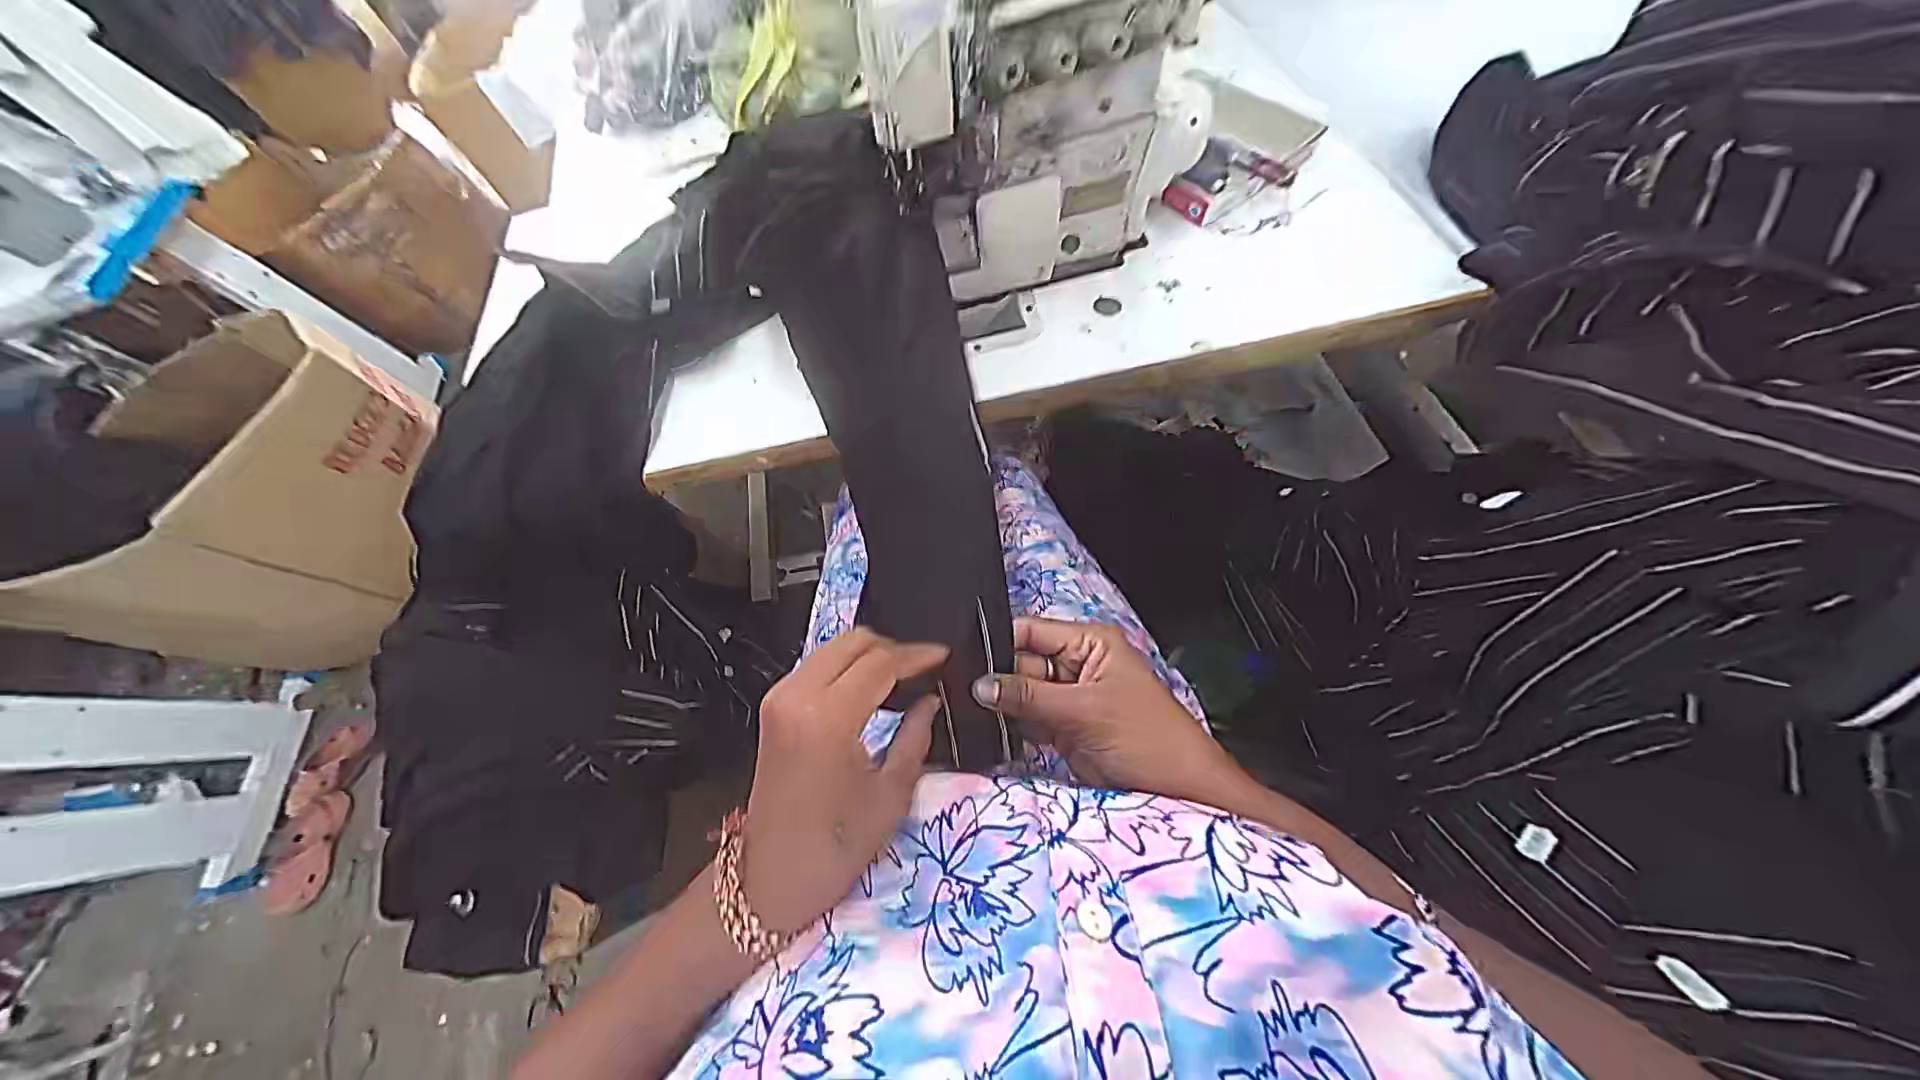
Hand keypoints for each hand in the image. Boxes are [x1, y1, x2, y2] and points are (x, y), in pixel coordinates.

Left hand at [742, 629, 945, 932]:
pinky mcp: (773, 708)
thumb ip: (914, 737)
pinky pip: (817, 666)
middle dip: (893, 648)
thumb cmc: (834, 849)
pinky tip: (869, 689)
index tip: (943, 656)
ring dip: (868, 654)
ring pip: (833, 648)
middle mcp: (797, 697)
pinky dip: (846, 667)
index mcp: (828, 718)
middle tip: (923, 668)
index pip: (881, 662)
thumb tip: (930, 702)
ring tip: (901, 677)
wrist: (770, 879)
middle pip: (854, 641)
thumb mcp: (889, 796)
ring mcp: (779, 699)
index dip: (917, 655)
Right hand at [970, 616, 1249, 805]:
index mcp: (1089, 643)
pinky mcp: (1064, 727)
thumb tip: (980, 684)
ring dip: (1002, 705)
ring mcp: (1068, 698)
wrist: (1180, 791)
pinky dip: (1013, 726)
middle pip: (1022, 663)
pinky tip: (990, 730)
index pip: (1032, 631)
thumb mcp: (1084, 710)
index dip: (999, 643)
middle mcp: (1076, 664)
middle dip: (997, 679)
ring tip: (972, 712)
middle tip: (962, 693)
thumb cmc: (1146, 738)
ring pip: (1022, 693)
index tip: (964, 659)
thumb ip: (1028, 695)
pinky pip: (1029, 719)